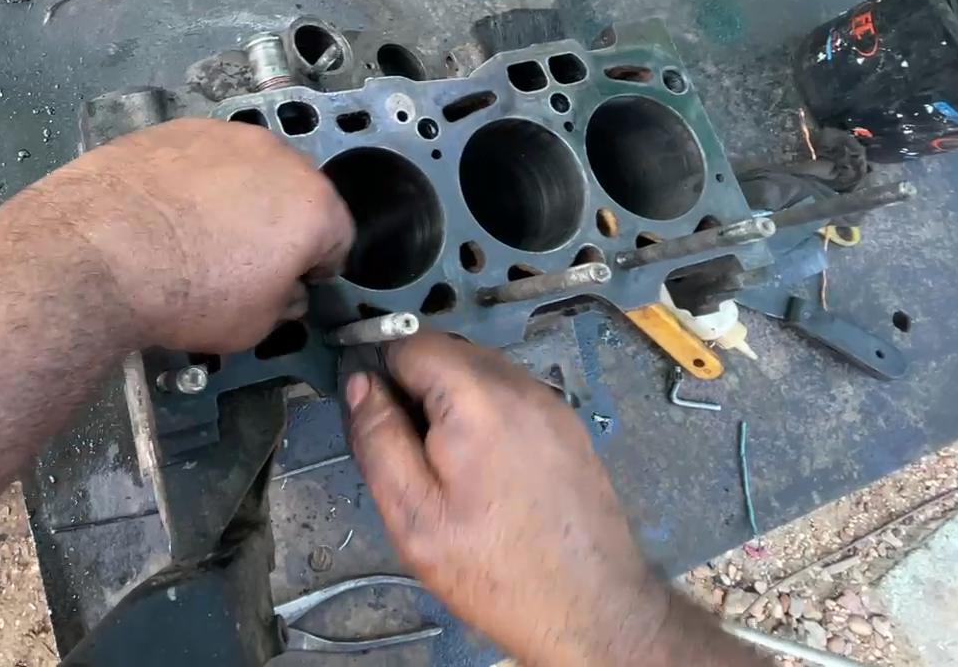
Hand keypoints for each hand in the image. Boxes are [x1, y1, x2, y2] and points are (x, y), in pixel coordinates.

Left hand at [31, 118, 353, 352]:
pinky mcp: (178, 127)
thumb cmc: (183, 291)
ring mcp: (224, 135)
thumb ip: (283, 302)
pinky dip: (194, 178)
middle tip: (246, 258)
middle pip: (294, 192)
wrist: (101, 252)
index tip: (297, 278)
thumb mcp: (253, 325)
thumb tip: (282, 291)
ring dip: (238, 195)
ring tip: (199, 233)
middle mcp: (275, 157)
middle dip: (279, 223)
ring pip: (247, 168)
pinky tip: (167, 209)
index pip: (338, 236)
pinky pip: (202, 156)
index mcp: (312, 205)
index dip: (318, 264)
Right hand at [346, 333, 741, 666]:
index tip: (384, 425)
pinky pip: (506, 391)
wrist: (597, 615)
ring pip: (474, 369)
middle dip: (416, 388)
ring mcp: (548, 399)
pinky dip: (484, 411)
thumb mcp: (412, 515)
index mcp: (474, 396)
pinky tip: (490, 467)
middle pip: (442, 350)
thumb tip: (361, 382)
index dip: (384, 376)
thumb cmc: (494, 568)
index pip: (408, 342)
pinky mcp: (566, 421)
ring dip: (450, 399)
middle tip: (416, 454)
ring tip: (452, 465)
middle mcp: (516, 382)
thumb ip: (377, 437)